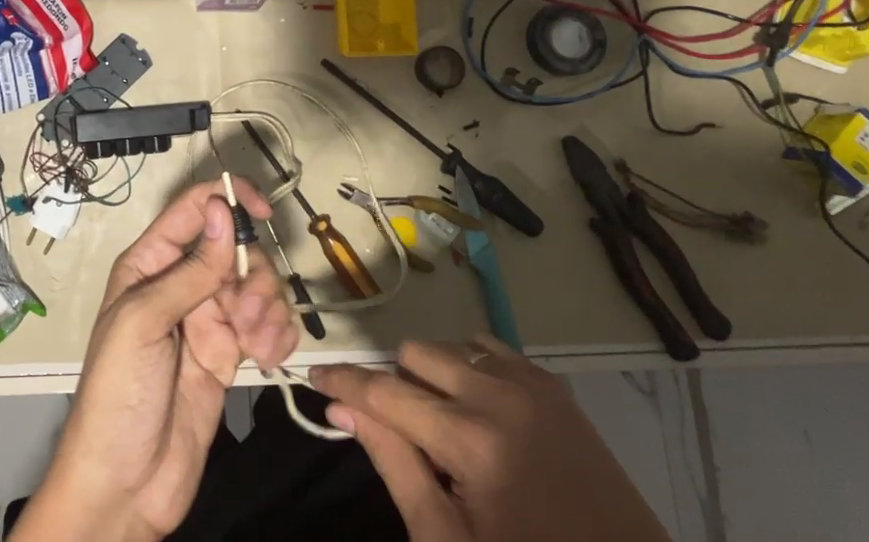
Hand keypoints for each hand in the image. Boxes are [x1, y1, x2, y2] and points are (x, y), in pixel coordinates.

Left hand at [14, 177, 299, 541]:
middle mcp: (181, 284)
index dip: (228, 200)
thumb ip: (189, 269)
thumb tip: (221, 209)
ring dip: (268, 309)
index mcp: (149, 264)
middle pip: (236, 249)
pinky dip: (277, 335)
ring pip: (258, 286)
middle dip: (253, 275)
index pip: (194, 210)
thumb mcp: (144, 323)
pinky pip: (268, 325)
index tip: (262, 214)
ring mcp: (208, 319)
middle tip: (248, 314)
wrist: (127, 483)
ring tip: (256, 345)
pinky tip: (270, 358)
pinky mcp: (231, 353)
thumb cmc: (119, 394)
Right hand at [309, 336, 670, 541]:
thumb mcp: (446, 539)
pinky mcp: (555, 387)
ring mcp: (533, 384)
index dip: (343, 381)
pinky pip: (491, 350)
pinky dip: (469, 369)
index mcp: (470, 439)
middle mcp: (499, 394)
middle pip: (414, 353)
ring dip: (431, 375)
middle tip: (399, 433)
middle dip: (394, 383)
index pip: (384, 391)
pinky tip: (477, 412)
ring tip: (441, 428)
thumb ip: (393, 464)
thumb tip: (342, 407)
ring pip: (451, 346)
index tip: (313, 376)